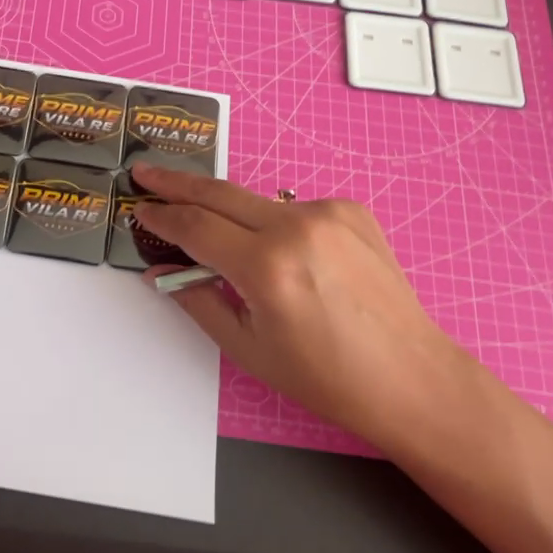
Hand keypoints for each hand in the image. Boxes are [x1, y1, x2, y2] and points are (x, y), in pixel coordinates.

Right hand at [132, 164, 471, 451]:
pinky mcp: (352, 211)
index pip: (196, 226)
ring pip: (258, 202)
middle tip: (146, 174)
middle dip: (177, 183)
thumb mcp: (248, 349)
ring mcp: (328, 213)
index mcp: (267, 267)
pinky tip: (285, 256)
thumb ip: (197, 300)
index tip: (139, 209)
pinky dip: (275, 224)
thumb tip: (161, 272)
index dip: (162, 217)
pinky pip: (294, 209)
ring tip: (222, 240)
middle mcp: (297, 227)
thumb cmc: (326, 377)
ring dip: (230, 212)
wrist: (412, 378)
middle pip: (219, 193)